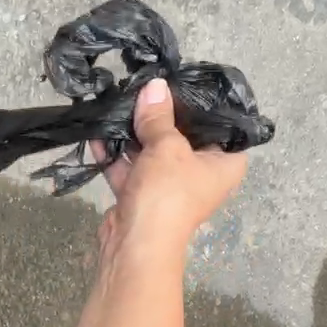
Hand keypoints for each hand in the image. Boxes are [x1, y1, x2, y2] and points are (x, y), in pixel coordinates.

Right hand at [92, 77, 248, 262]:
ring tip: (117, 108)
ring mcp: (168, 186)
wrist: (135, 244)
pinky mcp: (140, 196)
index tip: (180, 82)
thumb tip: (153, 85)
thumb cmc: (167, 194)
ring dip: (132, 135)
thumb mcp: (166, 147)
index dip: (200, 102)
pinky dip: (117, 155)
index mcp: (226, 161)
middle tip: (142, 91)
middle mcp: (201, 172)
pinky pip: (130, 168)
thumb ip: (158, 117)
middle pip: (181, 136)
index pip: (219, 122)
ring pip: (151, 153)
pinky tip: (100, 135)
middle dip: (158, 118)